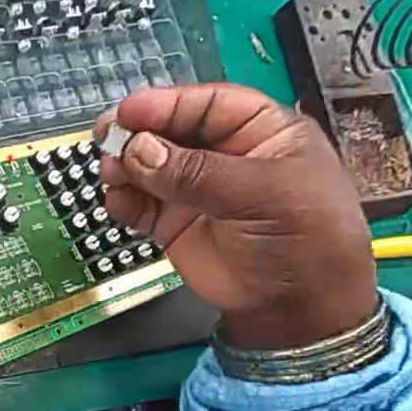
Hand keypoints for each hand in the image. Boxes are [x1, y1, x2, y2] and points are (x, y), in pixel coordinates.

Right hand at [97, 84, 379, 349]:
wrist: (291, 305)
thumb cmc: (302, 238)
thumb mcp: (260, 193)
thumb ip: (196, 172)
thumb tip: (140, 152)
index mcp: (257, 132)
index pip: (205, 105)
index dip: (166, 105)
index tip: (128, 112)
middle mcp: (220, 156)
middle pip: (169, 133)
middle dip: (138, 136)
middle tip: (109, 141)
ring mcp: (192, 192)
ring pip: (147, 168)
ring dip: (124, 168)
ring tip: (112, 174)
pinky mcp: (171, 224)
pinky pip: (138, 206)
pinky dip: (122, 202)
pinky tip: (118, 201)